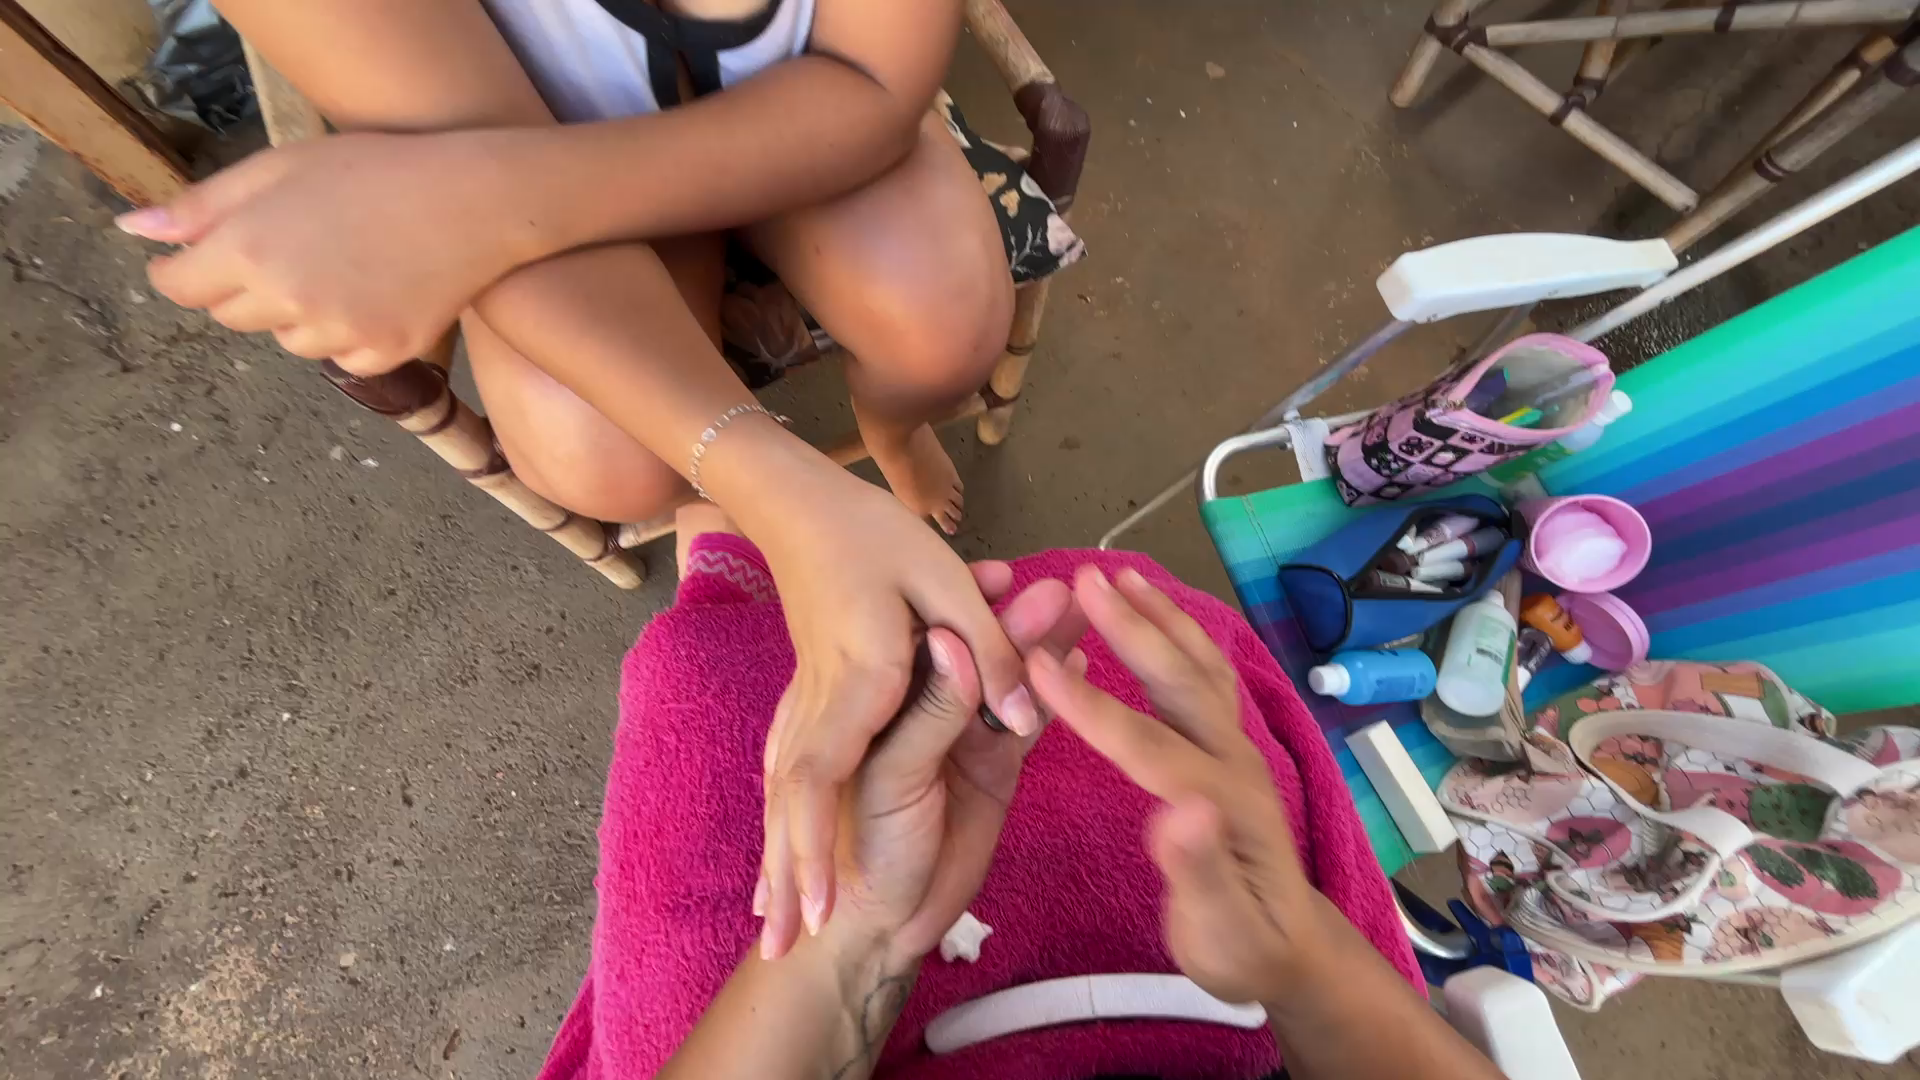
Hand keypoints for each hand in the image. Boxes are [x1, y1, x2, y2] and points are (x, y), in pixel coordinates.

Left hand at [118, 131, 528, 373]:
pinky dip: (354, 342)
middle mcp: (290, 299)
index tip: (217, 260)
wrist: (473, 205)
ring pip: (295, 343)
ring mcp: (346, 331)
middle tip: (299, 259)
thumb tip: (139, 232)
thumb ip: (206, 206)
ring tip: (345, 280)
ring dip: (305, 320)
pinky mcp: (392, 350)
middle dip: (251, 293)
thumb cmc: (377, 172)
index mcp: (247, 250)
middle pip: (237, 319)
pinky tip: (379, 305)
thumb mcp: (279, 168)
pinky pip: (350, 362)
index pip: (181, 288)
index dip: (192, 271)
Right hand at [741, 461, 1054, 960]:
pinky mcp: (798, 690)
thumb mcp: (940, 580)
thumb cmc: (868, 534)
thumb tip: (1022, 709)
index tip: (815, 917)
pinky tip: (782, 830)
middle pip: (795, 789)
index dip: (814, 843)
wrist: (792, 504)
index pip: (827, 769)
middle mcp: (820, 697)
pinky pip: (784, 759)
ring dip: (778, 852)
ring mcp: (800, 695)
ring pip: (783, 782)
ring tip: (774, 925)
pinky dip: (779, 807)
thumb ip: (980, 647)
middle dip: (788, 870)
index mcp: (855, 671)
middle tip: (779, 943)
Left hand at [792, 563, 1086, 967]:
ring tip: (1078, 611)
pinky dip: (1053, 695)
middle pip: (976, 654)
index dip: (963, 604)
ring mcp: (962, 732)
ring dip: (1040, 649)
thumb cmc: (868, 845)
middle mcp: (922, 704)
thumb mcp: (891, 776)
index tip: (1000, 574)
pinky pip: (1026, 721)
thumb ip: (929, 712)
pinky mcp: (995, 763)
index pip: (927, 638)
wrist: (889, 925)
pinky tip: (1079, 660)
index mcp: (881, 696)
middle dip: (1015, 623)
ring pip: (1005, 680)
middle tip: (1058, 590)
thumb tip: (955, 640)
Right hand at [1027, 565, 1323, 1005]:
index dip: (1089, 704)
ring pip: (1197, 664)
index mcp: (1221, 801)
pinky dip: (1177, 630)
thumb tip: (1179, 810)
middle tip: (1083, 577)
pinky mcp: (1229, 737)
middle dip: (1129, 626)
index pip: (1145, 743)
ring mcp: (1234, 740)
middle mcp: (1231, 755)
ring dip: (1158, 614)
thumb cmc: (1241, 945)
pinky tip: (1155, 608)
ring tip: (1118, 573)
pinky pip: (1204, 671)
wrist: (1292, 941)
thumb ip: (1201, 875)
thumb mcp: (1220, 935)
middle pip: (1178, 680)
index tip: (1036, 662)